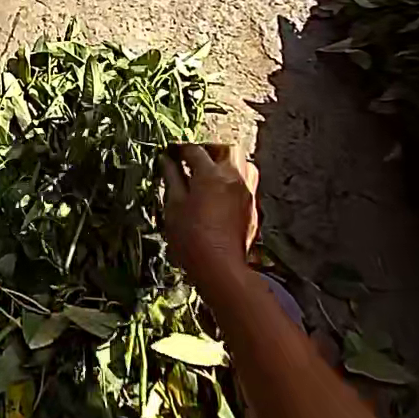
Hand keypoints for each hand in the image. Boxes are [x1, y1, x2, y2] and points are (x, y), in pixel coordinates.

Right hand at [161, 143, 259, 281]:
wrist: (220, 268)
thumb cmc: (191, 237)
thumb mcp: (174, 204)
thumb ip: (172, 177)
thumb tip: (166, 160)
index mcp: (211, 174)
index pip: (194, 150)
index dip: (179, 149)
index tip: (170, 153)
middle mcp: (234, 178)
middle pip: (226, 150)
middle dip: (210, 149)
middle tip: (194, 158)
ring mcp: (247, 192)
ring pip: (242, 164)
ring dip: (226, 162)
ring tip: (210, 172)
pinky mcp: (253, 207)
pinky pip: (246, 182)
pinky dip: (233, 179)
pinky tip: (220, 191)